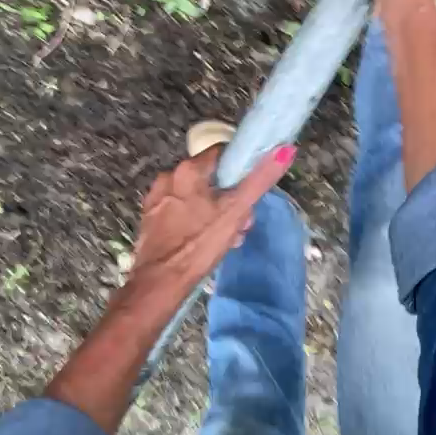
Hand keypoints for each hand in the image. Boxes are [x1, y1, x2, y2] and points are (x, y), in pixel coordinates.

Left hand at [115, 143, 295, 311]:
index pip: (222, 153)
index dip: (240, 169)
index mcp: (188, 169)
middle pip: (210, 177)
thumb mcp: (237, 210)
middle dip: (230, 196)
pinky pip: (180, 210)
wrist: (159, 285)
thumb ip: (261, 178)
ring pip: (196, 195)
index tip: (248, 189)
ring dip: (215, 210)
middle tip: (241, 220)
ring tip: (227, 236)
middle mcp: (168, 176)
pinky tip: (205, 240)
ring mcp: (156, 198)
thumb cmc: (200, 244)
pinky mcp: (150, 218)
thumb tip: (285, 150)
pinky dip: (195, 219)